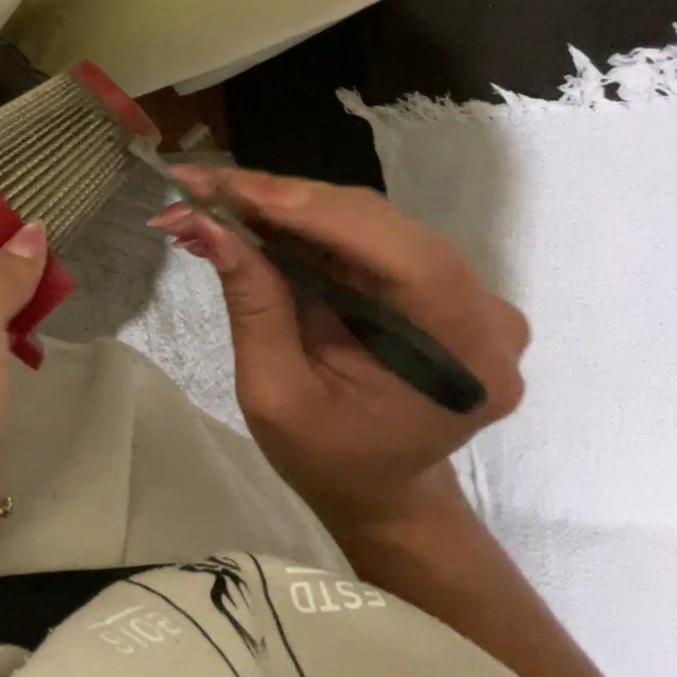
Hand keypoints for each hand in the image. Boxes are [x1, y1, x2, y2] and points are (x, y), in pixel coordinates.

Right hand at [150, 167, 528, 534]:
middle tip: (196, 187)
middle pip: (378, 225)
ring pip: (364, 220)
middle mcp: (481, 311)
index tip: (230, 188)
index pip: (400, 253)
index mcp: (462, 354)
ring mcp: (462, 292)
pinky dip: (295, 222)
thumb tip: (207, 225)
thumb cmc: (328, 458)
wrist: (379, 489)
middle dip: (280, 200)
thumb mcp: (275, 392)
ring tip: (207, 200)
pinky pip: (359, 234)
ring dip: (280, 206)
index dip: (314, 211)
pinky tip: (242, 217)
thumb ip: (252, 306)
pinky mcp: (430, 282)